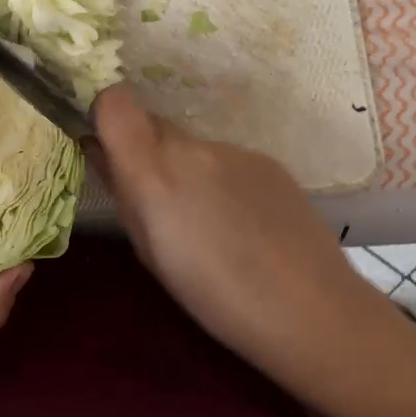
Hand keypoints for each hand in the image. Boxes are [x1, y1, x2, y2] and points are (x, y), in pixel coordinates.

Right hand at [84, 85, 391, 367]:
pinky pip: (228, 161)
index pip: (114, 102)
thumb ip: (121, 192)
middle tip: (160, 199)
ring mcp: (233, 151)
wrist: (316, 314)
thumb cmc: (213, 296)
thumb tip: (100, 152)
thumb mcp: (147, 250)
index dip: (106, 114)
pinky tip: (246, 225)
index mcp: (151, 170)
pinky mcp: (269, 162)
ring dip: (189, 171)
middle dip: (147, 151)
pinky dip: (225, 183)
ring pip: (192, 148)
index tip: (106, 142)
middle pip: (152, 125)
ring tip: (212, 223)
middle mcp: (189, 147)